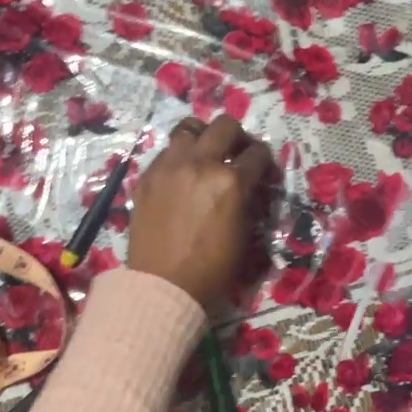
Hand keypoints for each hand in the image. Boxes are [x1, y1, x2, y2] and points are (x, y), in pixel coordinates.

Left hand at [128, 116, 274, 309]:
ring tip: (204, 154)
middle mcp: (199, 164)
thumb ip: (247, 200)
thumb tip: (247, 186)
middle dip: (237, 137)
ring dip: (202, 137)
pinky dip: (178, 157)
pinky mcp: (146, 176)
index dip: (265, 161)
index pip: (257, 153)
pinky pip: (165, 152)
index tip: (263, 170)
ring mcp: (169, 167)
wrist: (163, 285)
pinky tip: (180, 175)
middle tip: (236, 154)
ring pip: (188, 128)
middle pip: (225, 125)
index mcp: (230, 181)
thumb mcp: (243, 235)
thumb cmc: (211, 269)